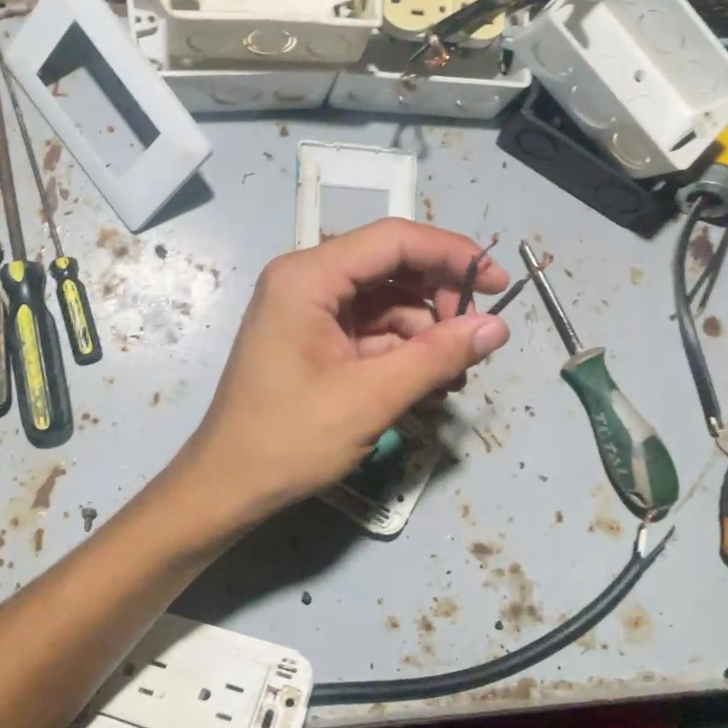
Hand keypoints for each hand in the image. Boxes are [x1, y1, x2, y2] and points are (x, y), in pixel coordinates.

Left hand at [175, 218, 511, 524]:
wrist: (229, 486)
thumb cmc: (290, 439)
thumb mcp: (371, 397)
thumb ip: (437, 356)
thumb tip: (497, 327)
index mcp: (308, 277)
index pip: (394, 240)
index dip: (453, 255)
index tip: (499, 286)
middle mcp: (307, 281)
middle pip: (392, 268)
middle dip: (440, 303)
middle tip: (473, 344)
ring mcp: (309, 312)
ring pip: (387, 304)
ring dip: (426, 336)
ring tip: (454, 380)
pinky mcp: (315, 342)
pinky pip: (372, 333)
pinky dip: (403, 355)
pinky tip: (429, 388)